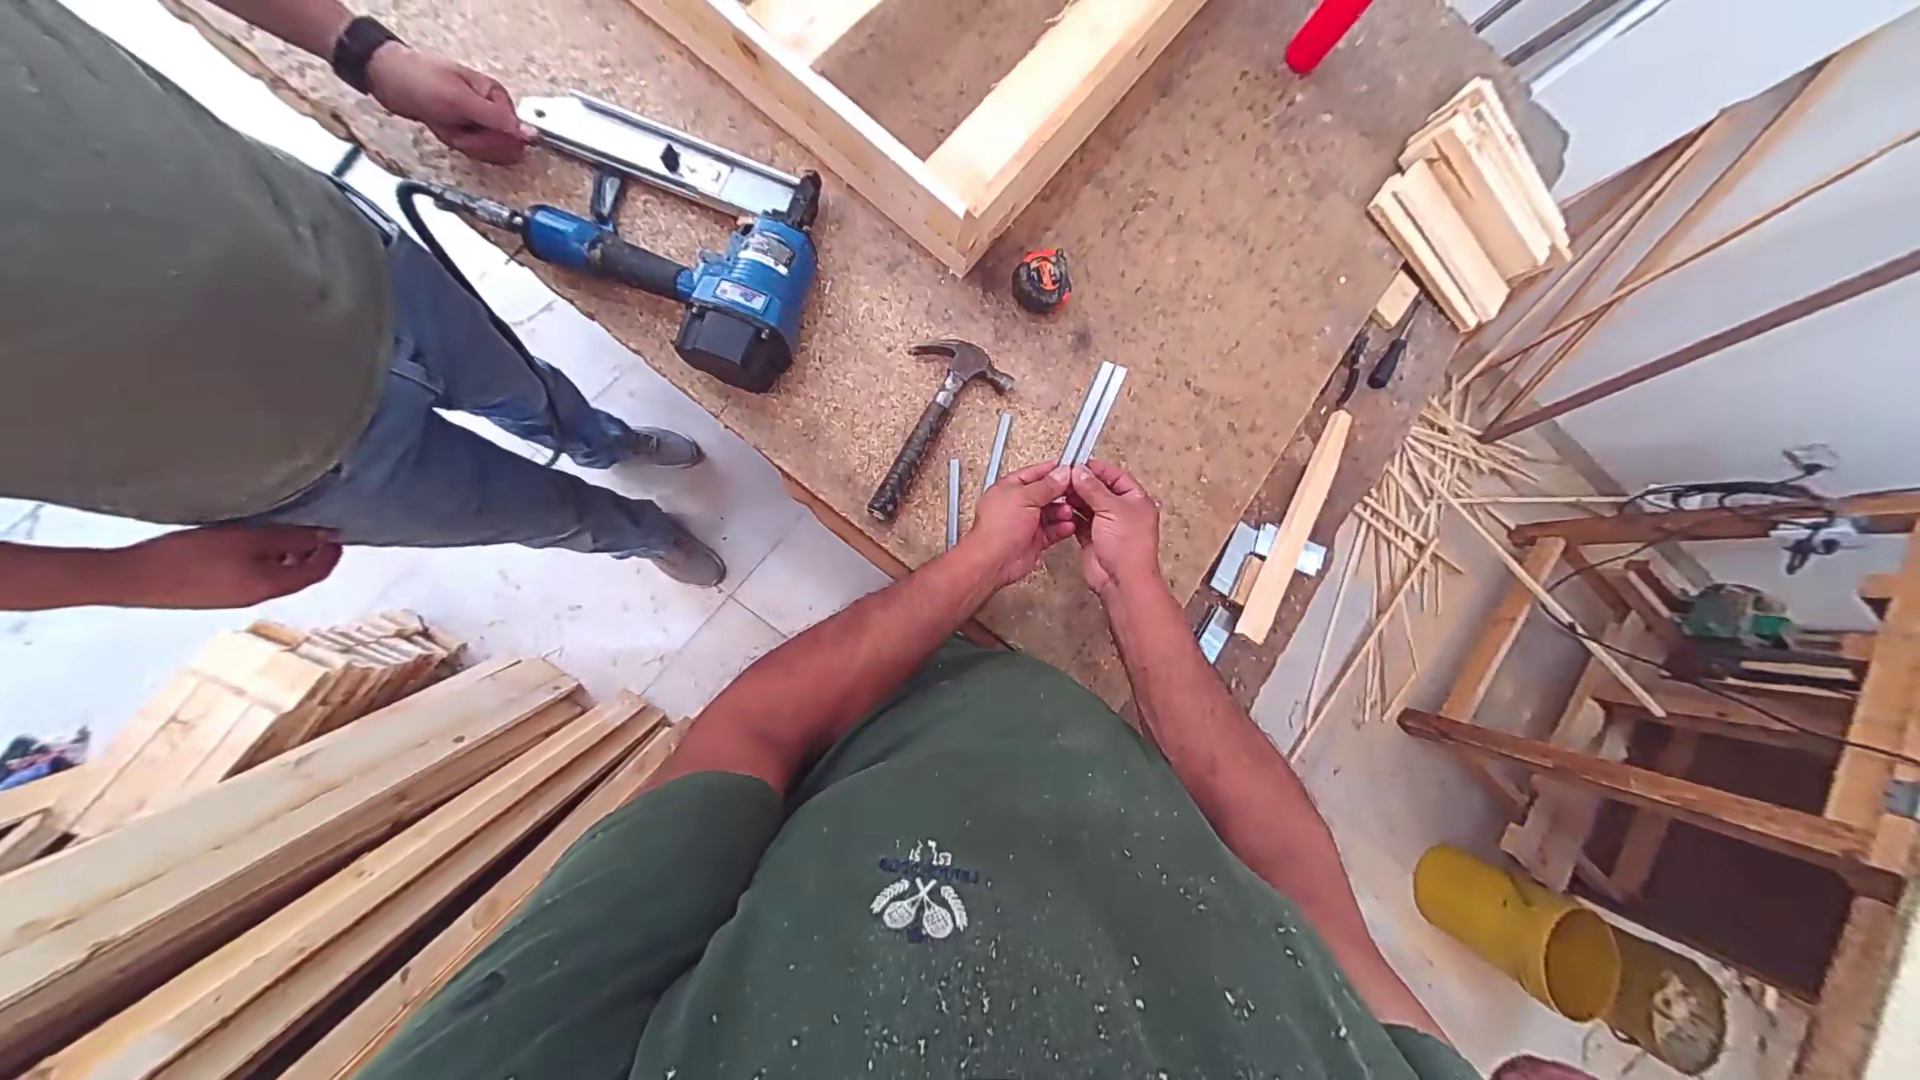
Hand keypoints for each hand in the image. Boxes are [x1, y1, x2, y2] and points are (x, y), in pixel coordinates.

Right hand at [115, 526, 342, 608]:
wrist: (123, 578)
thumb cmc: (193, 555)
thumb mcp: (250, 539)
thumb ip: (293, 539)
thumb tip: (328, 536)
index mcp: (275, 586)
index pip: (318, 572)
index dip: (332, 553)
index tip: (338, 535)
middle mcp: (260, 597)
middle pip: (299, 575)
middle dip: (311, 554)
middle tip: (313, 532)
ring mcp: (233, 598)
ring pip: (274, 576)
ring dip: (286, 557)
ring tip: (283, 534)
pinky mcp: (209, 595)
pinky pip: (249, 576)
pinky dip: (262, 561)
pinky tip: (247, 546)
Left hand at [366, 46, 532, 164]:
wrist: (385, 76)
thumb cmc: (417, 79)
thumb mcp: (459, 100)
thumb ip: (498, 120)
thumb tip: (532, 134)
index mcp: (498, 98)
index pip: (514, 137)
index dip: (490, 138)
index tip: (470, 126)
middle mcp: (494, 111)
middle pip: (503, 147)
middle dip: (476, 142)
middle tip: (456, 125)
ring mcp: (482, 121)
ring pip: (488, 151)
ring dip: (463, 142)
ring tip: (447, 123)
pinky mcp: (471, 129)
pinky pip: (475, 150)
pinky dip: (456, 142)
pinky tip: (445, 127)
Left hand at [958, 462, 1077, 588]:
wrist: (994, 560)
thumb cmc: (997, 529)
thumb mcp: (1024, 498)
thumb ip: (1045, 486)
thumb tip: (1061, 473)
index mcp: (1009, 489)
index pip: (1034, 474)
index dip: (1052, 471)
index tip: (1069, 469)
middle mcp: (1017, 505)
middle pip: (1045, 494)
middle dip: (1061, 493)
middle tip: (1076, 491)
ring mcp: (1026, 523)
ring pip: (1051, 513)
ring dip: (1063, 512)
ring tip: (1069, 512)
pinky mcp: (1033, 540)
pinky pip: (1052, 531)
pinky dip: (1062, 528)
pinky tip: (1069, 526)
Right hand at [1069, 461, 1163, 598]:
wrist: (1121, 579)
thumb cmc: (1129, 548)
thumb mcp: (1112, 508)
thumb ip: (1094, 489)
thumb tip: (1081, 472)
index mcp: (1135, 500)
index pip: (1115, 477)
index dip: (1097, 470)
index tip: (1079, 465)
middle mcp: (1122, 512)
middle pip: (1099, 490)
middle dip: (1082, 484)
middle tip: (1065, 478)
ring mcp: (1107, 525)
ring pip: (1087, 505)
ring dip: (1074, 499)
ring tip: (1061, 492)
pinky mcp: (1093, 538)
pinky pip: (1079, 521)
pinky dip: (1070, 515)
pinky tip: (1062, 509)